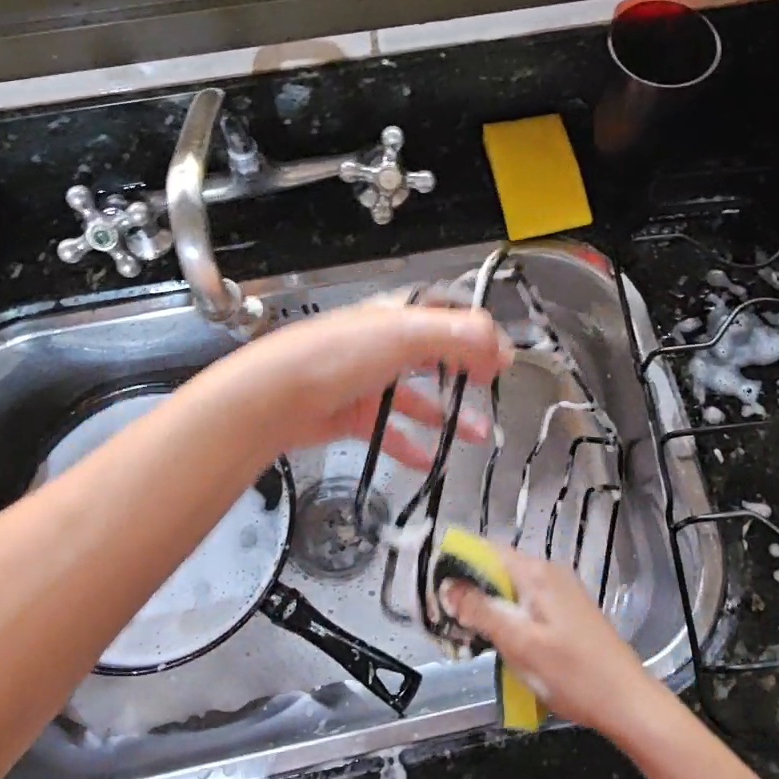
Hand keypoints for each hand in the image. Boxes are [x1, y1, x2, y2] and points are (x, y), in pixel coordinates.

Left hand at [216, 293, 513, 470]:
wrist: (274, 396)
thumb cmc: (338, 357)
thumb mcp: (404, 335)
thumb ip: (457, 336)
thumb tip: (501, 347)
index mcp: (396, 316)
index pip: (448, 317)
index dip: (479, 335)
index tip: (504, 361)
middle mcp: (383, 344)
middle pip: (435, 356)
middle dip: (467, 374)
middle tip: (494, 391)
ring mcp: (367, 380)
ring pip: (417, 397)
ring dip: (449, 415)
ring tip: (479, 437)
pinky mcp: (352, 414)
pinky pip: (390, 430)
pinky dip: (410, 444)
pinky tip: (430, 462)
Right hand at [440, 544, 670, 737]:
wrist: (627, 702)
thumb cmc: (573, 675)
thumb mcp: (520, 644)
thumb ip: (482, 611)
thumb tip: (448, 586)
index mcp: (537, 573)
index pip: (485, 551)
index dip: (455, 566)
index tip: (432, 590)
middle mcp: (549, 573)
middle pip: (496, 569)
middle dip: (468, 591)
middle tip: (445, 622)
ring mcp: (560, 593)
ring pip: (510, 589)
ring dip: (486, 608)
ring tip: (465, 636)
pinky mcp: (566, 613)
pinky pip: (525, 604)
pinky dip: (506, 618)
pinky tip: (498, 644)